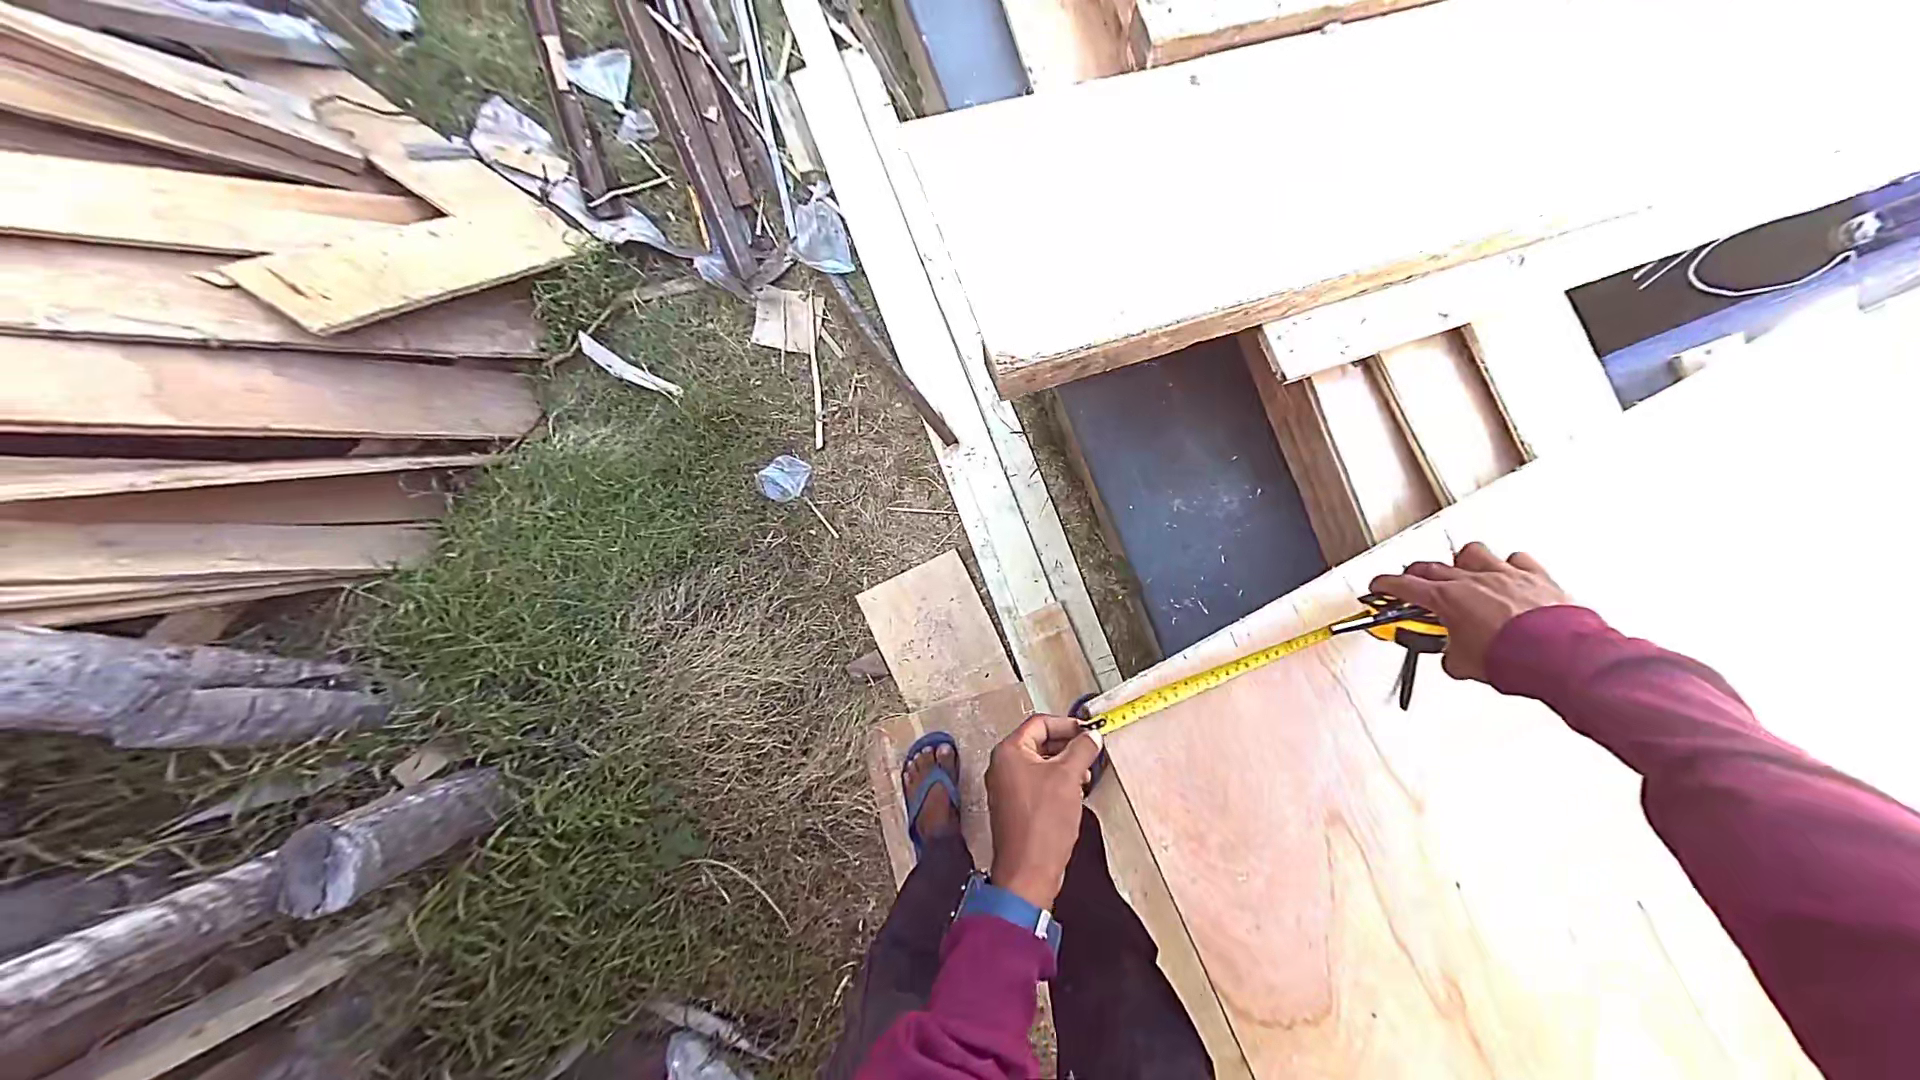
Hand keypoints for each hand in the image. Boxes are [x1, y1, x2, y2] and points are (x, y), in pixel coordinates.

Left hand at [985, 713, 1102, 910]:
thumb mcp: (1068, 777)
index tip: (1087, 731)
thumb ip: (1081, 750)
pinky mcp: (1016, 805)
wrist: (1029, 870)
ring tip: (1085, 775)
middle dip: (1068, 746)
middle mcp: (1003, 765)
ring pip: (1041, 763)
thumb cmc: (1041, 825)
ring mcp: (1007, 786)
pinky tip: (1075, 792)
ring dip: (1065, 765)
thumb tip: (1091, 736)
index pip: (1039, 723)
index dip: (1066, 724)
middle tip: (1090, 751)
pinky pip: (1038, 782)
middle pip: (1039, 741)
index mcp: (1009, 751)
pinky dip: (1057, 781)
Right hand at [1370, 541, 1572, 682]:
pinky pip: (1518, 560)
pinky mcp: (1536, 578)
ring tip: (1462, 573)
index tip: (1379, 586)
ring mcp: (1505, 575)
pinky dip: (1509, 565)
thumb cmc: (1516, 658)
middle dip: (1416, 575)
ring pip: (1472, 552)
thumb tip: (1453, 657)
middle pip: (1431, 566)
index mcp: (1446, 598)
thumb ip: (1449, 654)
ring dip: (1462, 561)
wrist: (1563, 658)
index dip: (1384, 585)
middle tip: (1413, 584)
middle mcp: (1472, 581)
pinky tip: (1506, 575)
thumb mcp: (1463, 664)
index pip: (1402, 585)